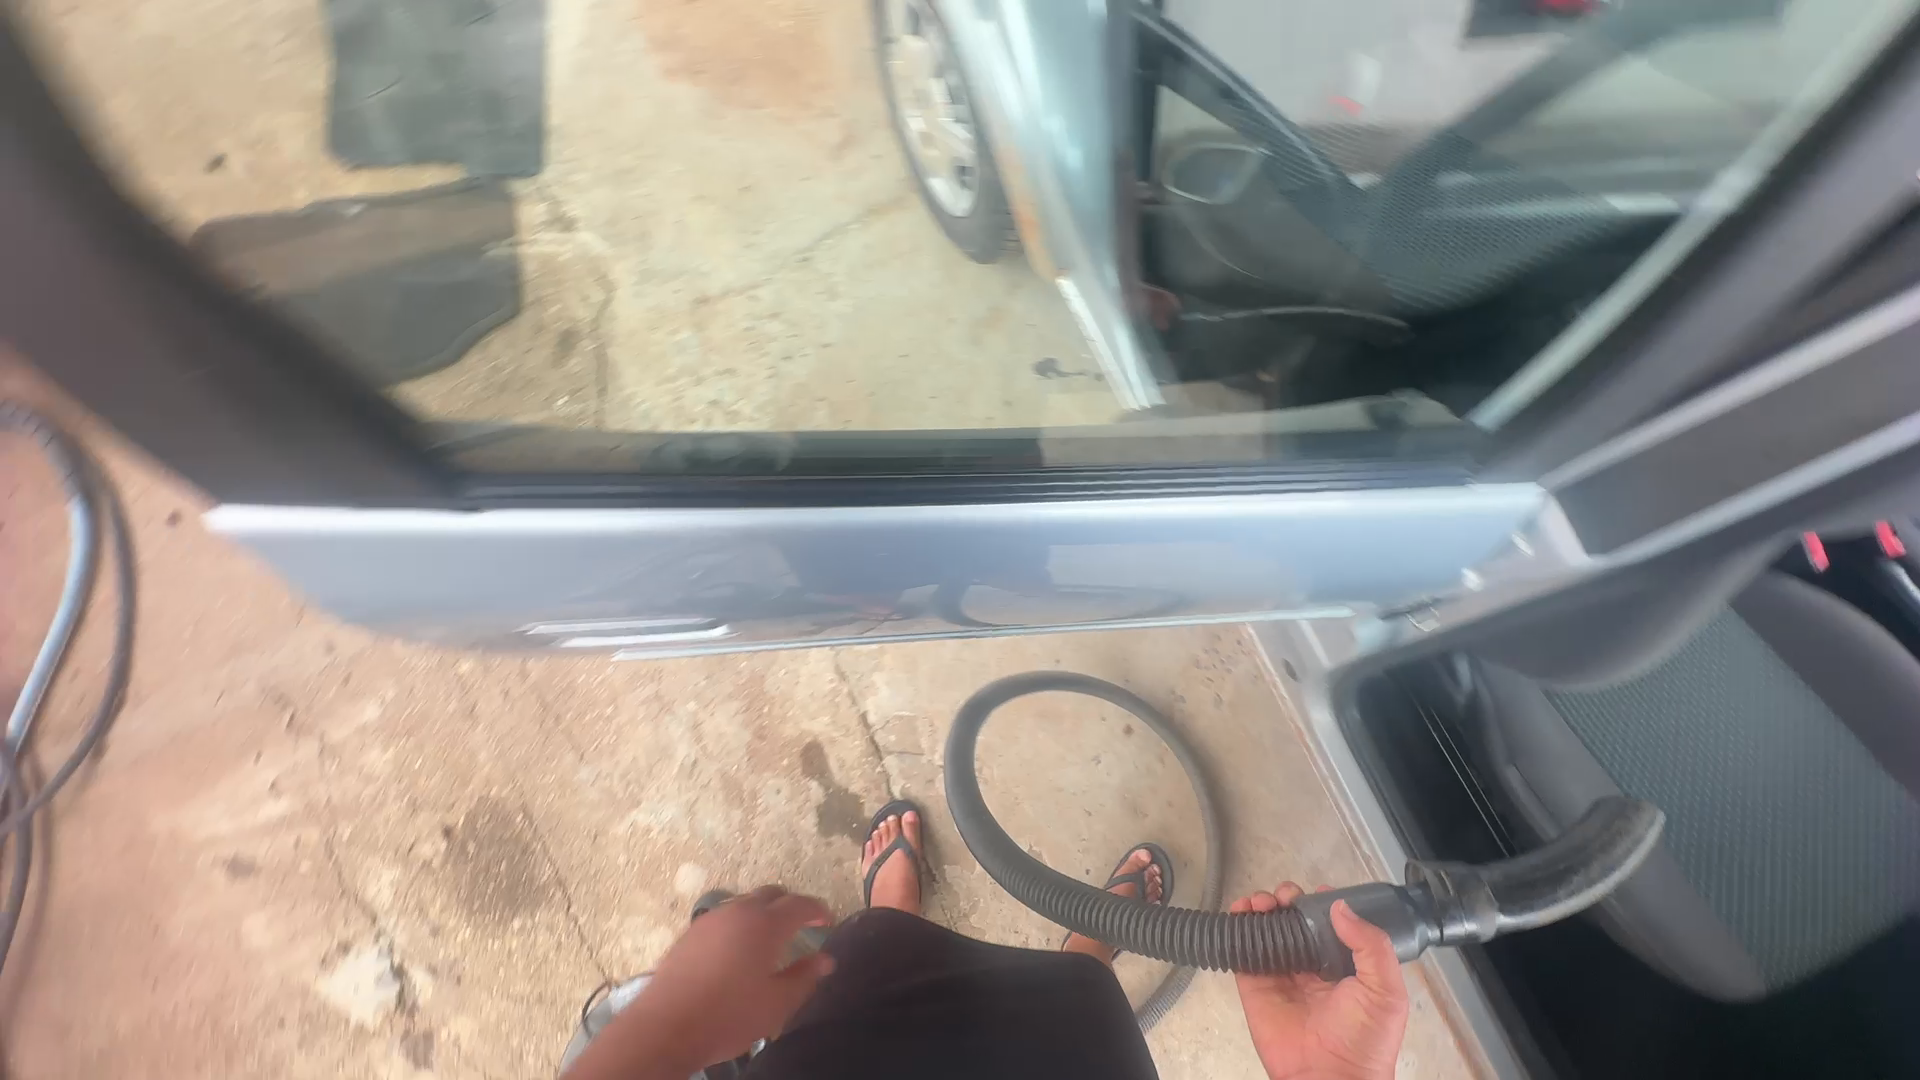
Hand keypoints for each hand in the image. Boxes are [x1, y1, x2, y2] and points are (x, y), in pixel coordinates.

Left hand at [563, 886, 835, 1079]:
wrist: (664, 1027)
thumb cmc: (727, 1016)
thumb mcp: (776, 1004)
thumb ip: (805, 977)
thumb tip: (826, 959)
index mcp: (766, 923)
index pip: (801, 904)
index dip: (818, 910)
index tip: (827, 921)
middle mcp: (740, 910)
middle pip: (772, 893)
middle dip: (790, 904)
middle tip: (801, 925)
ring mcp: (713, 917)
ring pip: (746, 902)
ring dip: (763, 912)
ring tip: (769, 937)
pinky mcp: (691, 931)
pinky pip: (725, 915)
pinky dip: (740, 922)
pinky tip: (737, 948)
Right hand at [1231, 882, 1408, 1079]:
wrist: (1327, 1078)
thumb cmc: (1363, 1038)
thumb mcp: (1385, 993)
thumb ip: (1372, 947)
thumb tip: (1339, 906)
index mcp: (1341, 964)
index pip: (1327, 923)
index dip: (1319, 902)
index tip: (1313, 893)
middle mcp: (1308, 962)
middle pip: (1292, 917)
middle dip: (1287, 898)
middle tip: (1285, 898)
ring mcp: (1279, 970)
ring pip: (1266, 925)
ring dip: (1262, 904)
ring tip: (1262, 902)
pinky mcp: (1252, 979)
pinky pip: (1241, 945)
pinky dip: (1237, 921)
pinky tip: (1241, 909)